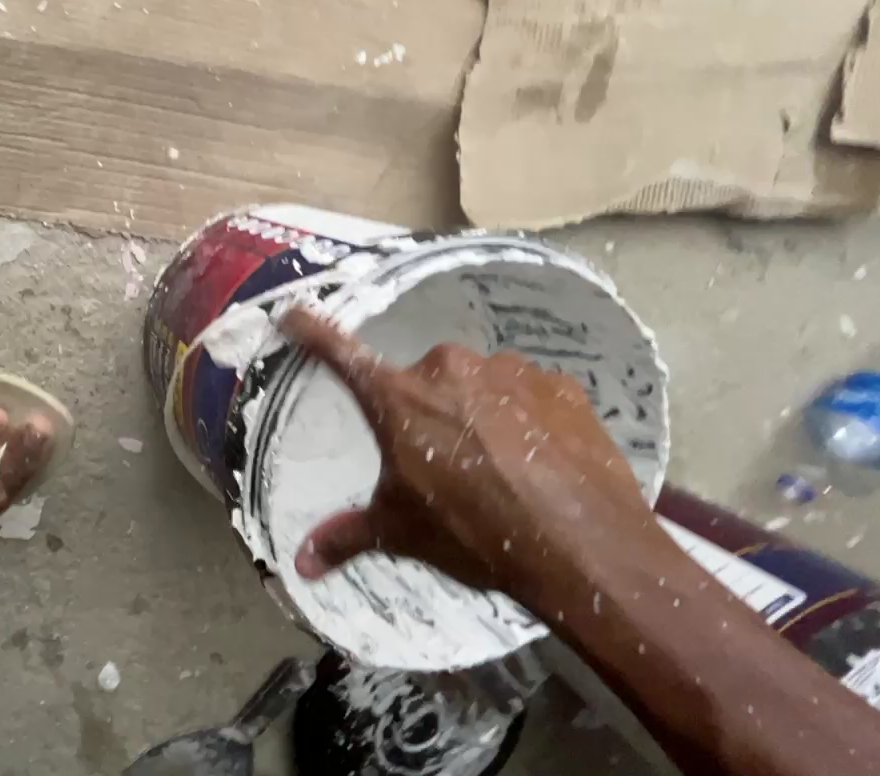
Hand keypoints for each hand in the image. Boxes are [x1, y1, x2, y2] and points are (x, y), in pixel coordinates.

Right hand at [278, 307, 654, 593]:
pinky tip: (540, 457)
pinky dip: (524, 416)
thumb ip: (346, 537)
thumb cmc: (475, 534)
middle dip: (426, 411)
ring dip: (477, 411)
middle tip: (445, 459)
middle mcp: (447, 369)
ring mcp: (506, 371)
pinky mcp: (558, 384)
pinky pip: (525, 392)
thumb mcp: (401, 532)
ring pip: (476, 384)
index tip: (292, 312)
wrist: (587, 549)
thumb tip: (300, 566)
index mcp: (397, 398)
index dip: (312, 330)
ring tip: (500, 464)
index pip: (339, 352)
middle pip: (420, 380)